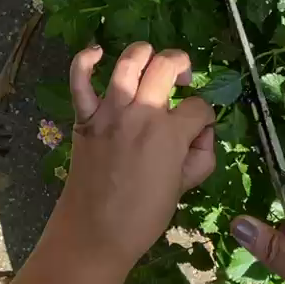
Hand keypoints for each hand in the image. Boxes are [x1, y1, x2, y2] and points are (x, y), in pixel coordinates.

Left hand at [48, 43, 216, 272]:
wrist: (95, 231)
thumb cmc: (143, 215)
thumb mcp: (185, 188)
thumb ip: (201, 156)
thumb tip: (202, 132)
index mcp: (170, 134)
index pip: (198, 107)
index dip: (204, 116)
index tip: (199, 128)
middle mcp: (141, 113)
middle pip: (165, 67)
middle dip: (181, 64)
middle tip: (182, 79)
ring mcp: (109, 112)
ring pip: (128, 62)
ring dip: (143, 51)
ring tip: (151, 59)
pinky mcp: (85, 116)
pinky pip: (79, 80)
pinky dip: (85, 60)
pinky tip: (97, 52)